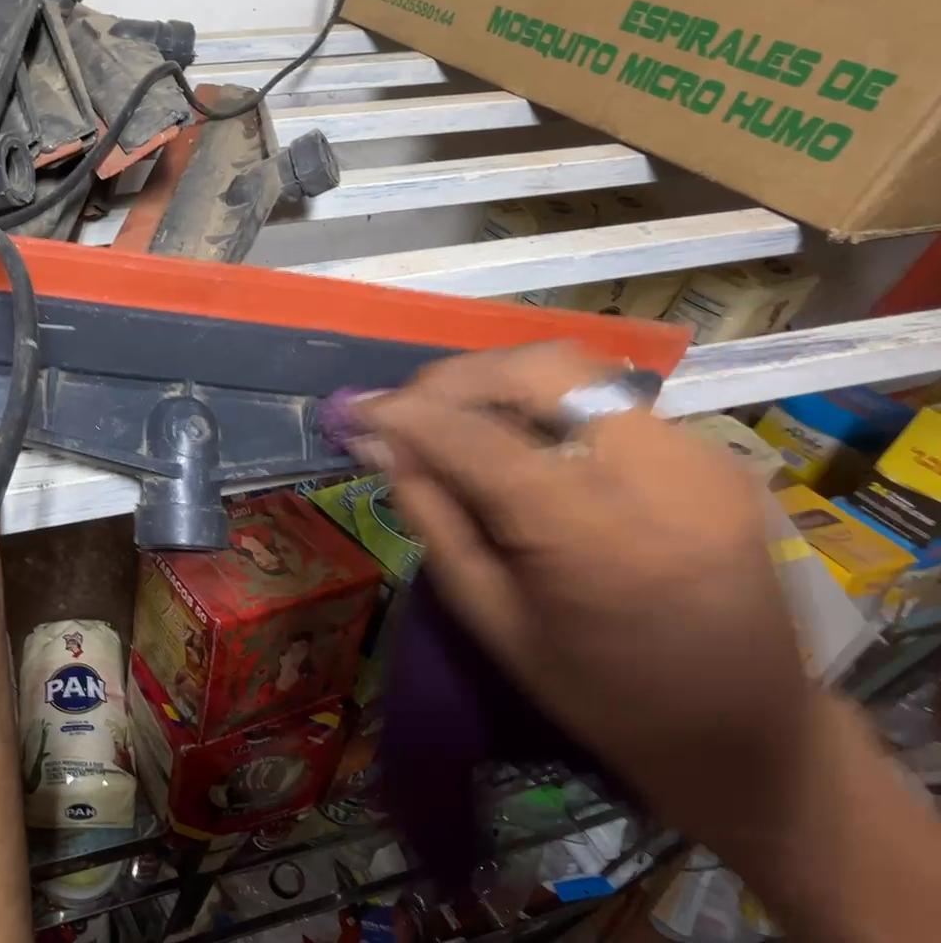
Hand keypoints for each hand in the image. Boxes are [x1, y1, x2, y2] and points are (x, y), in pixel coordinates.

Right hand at [351, 345, 815, 834]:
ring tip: (446, 418)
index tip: (354, 412)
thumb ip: (432, 517)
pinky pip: (603, 397)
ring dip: (493, 383)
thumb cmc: (597, 692)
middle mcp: (662, 477)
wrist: (745, 728)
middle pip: (539, 373)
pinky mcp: (709, 452)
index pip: (481, 440)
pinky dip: (537, 402)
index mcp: (598, 540)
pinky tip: (506, 437)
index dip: (407, 416)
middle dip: (453, 380)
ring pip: (574, 371)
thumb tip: (377, 445)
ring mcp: (698, 456)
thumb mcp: (489, 617)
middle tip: (401, 411)